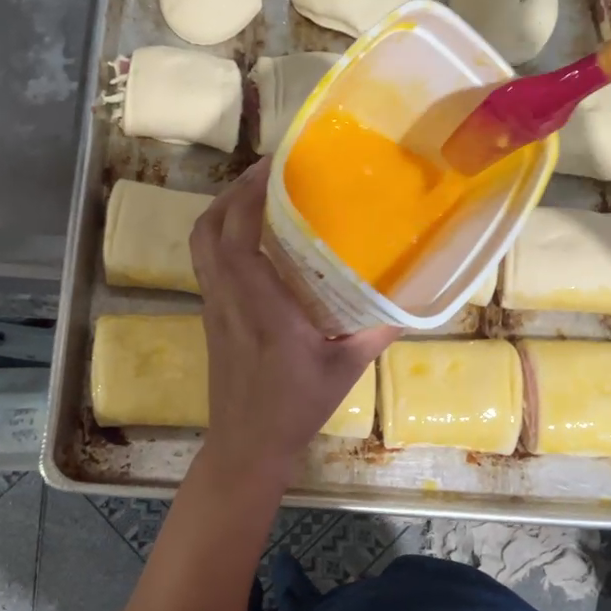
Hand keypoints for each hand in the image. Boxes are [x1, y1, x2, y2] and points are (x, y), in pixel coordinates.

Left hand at [188, 160, 399, 480]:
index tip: (274, 165)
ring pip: (201, 246)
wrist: (245, 444)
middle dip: (231, 192)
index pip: (239, 235)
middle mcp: (228, 299)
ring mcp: (214, 308)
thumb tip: (409, 300)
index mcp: (261, 307)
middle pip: (209, 229)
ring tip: (255, 197)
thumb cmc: (294, 408)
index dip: (249, 193)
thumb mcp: (344, 370)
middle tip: (267, 174)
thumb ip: (374, 332)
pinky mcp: (211, 318)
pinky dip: (222, 238)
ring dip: (221, 213)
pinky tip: (253, 240)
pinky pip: (207, 264)